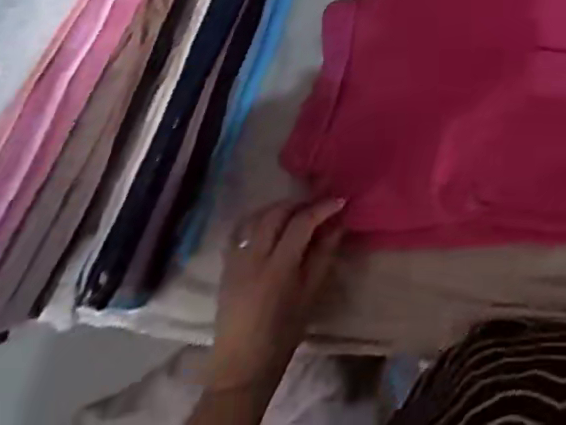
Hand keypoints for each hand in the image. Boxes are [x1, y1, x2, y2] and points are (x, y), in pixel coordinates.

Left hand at [208, 197, 346, 391]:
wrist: (241, 365)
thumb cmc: (283, 334)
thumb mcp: (310, 295)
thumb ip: (323, 256)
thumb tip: (337, 225)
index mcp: (277, 268)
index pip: (301, 223)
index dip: (322, 208)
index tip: (340, 201)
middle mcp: (253, 258)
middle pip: (276, 214)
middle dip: (300, 203)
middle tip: (319, 204)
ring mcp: (236, 260)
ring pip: (256, 217)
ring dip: (278, 208)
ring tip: (296, 212)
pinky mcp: (226, 266)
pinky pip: (241, 231)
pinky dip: (258, 219)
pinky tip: (270, 224)